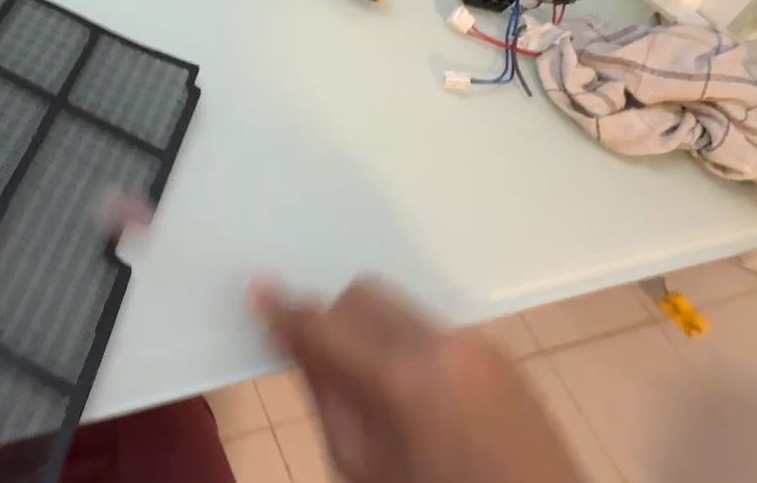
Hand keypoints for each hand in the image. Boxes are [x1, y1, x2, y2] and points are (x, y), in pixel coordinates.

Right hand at [251, 279, 583, 482]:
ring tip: (378, 389)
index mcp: (406, 378)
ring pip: (395, 307)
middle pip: (361, 295)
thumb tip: (295, 338)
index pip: (326, 323)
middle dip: (334, 319)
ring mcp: (479, 345)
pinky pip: (431, 328)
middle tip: (326, 365)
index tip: (256, 291)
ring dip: (370, 331)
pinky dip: (406, 346)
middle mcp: (444, 343)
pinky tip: (418, 397)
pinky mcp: (500, 353)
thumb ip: (325, 392)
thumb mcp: (362, 466)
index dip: (285, 309)